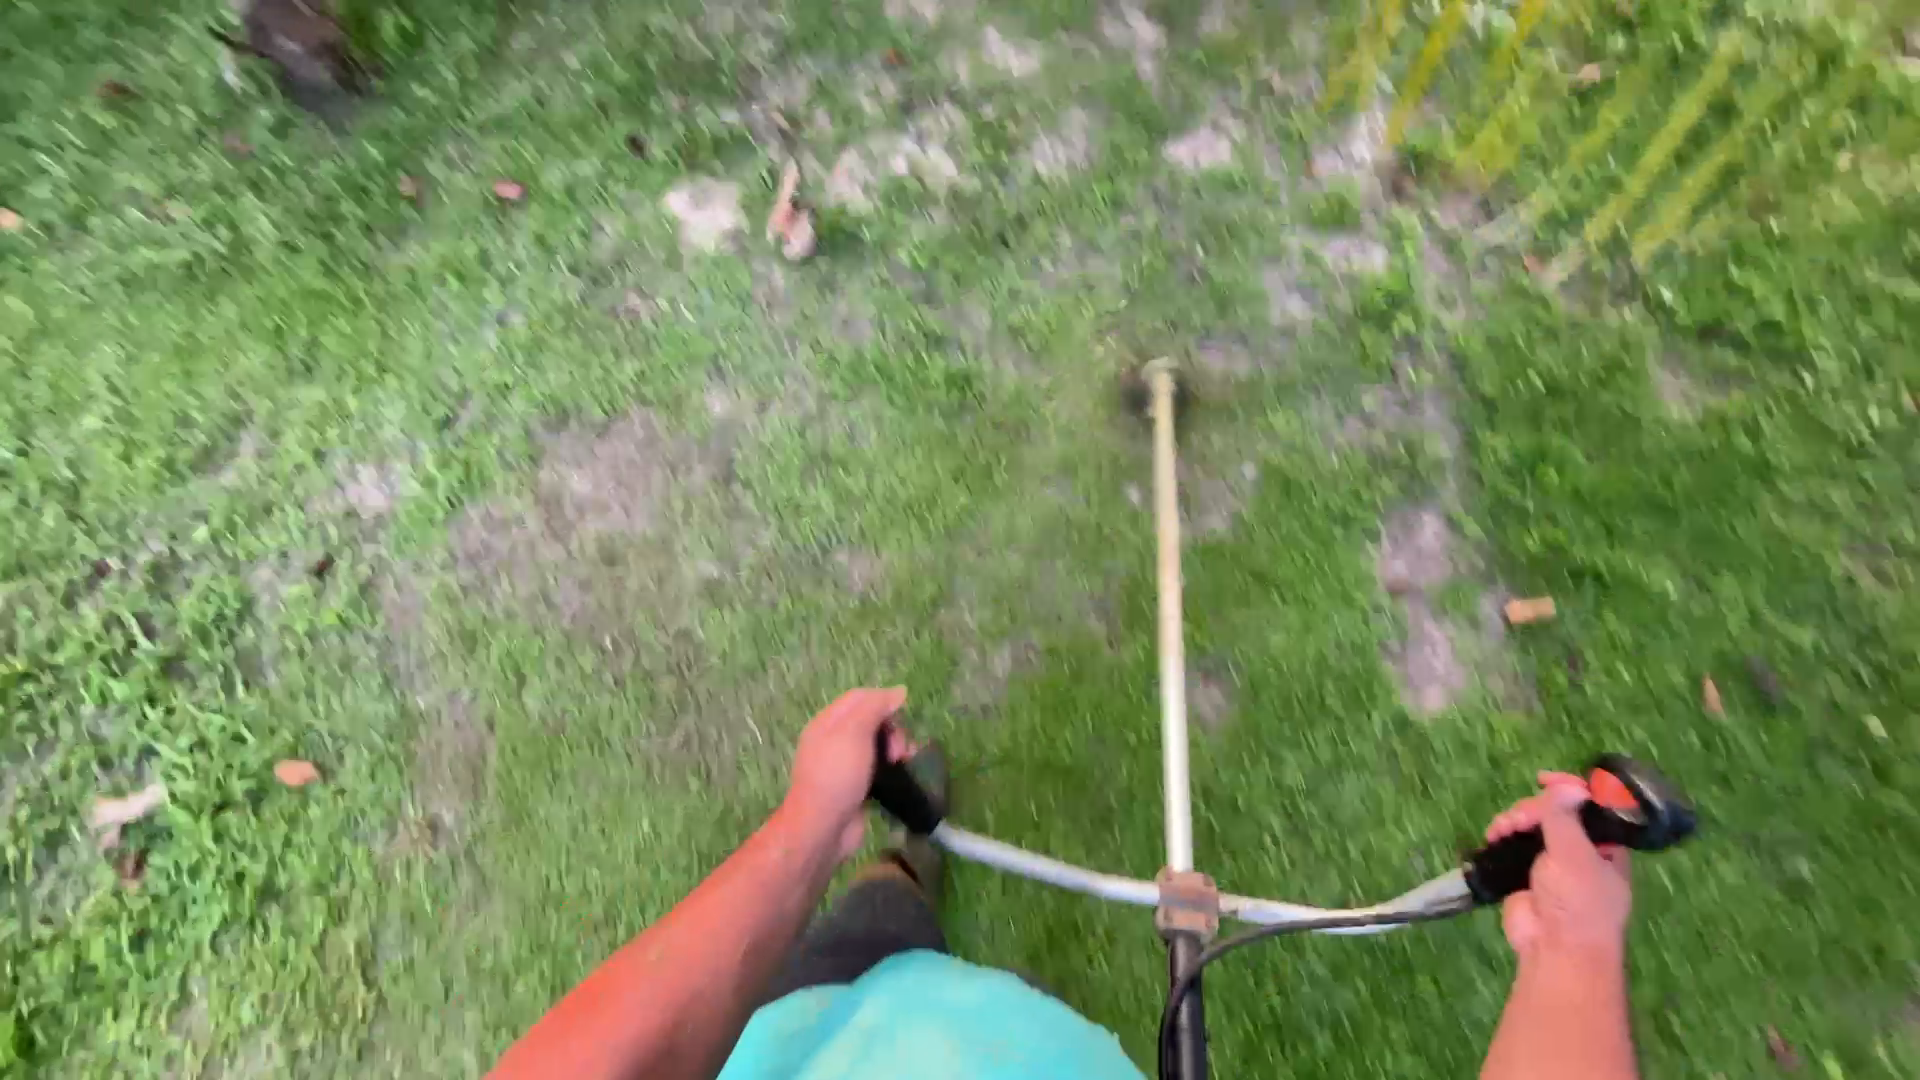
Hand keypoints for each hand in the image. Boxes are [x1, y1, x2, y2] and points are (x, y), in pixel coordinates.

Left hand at [783, 687, 909, 861]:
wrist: (823, 828)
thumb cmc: (837, 774)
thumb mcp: (854, 731)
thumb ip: (875, 707)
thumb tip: (898, 692)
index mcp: (828, 722)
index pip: (859, 698)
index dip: (883, 700)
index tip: (903, 711)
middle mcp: (834, 740)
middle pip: (871, 720)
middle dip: (892, 728)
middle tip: (899, 748)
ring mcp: (845, 765)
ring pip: (877, 745)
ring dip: (895, 748)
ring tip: (903, 762)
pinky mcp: (856, 786)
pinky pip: (878, 767)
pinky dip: (892, 768)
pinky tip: (901, 776)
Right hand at [1484, 771, 1631, 961]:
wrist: (1555, 947)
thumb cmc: (1578, 902)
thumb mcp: (1574, 855)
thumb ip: (1565, 818)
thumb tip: (1568, 785)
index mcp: (1604, 849)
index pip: (1590, 808)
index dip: (1569, 789)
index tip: (1543, 778)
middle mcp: (1580, 852)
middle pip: (1553, 813)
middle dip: (1530, 810)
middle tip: (1517, 821)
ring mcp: (1551, 863)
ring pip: (1530, 826)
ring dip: (1512, 822)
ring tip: (1499, 831)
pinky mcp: (1525, 872)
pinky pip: (1512, 843)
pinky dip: (1501, 836)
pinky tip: (1492, 838)